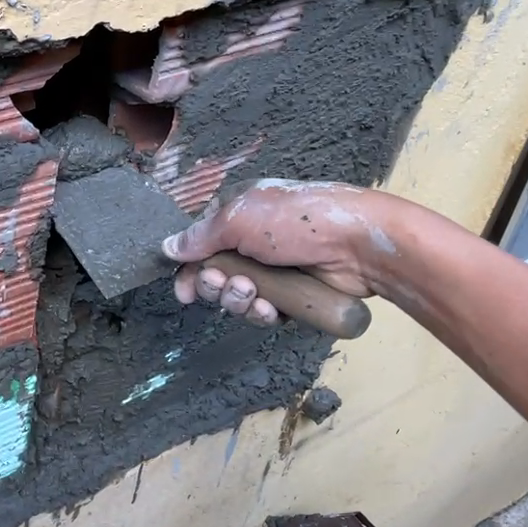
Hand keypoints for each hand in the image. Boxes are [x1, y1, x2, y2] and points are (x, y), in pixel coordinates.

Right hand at [160, 179, 398, 324]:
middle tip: (229, 285)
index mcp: (236, 214)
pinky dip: (261, 312)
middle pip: (214, 273)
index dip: (188, 269)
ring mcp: (273, 267)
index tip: (184, 292)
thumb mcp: (238, 219)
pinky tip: (270, 309)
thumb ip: (198, 236)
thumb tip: (166, 248)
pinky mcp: (292, 293)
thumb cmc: (297, 220)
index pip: (199, 244)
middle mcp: (251, 240)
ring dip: (238, 300)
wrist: (362, 244)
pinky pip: (263, 310)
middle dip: (215, 285)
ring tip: (254, 294)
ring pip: (236, 295)